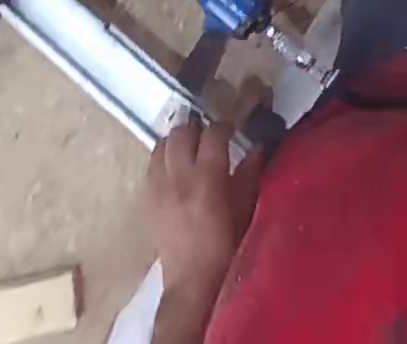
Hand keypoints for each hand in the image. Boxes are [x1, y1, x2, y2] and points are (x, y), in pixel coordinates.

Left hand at [146, 119, 263, 308]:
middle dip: (197, 129)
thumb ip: (250, 170)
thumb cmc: (227, 242)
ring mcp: (159, 188)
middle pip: (181, 133)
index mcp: (207, 178)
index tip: (233, 130)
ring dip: (177, 141)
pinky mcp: (148, 200)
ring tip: (191, 148)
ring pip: (162, 146)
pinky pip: (152, 165)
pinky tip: (176, 167)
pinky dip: (164, 157)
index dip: (225, 126)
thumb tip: (258, 145)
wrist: (194, 280)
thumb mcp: (246, 205)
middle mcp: (179, 178)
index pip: (213, 133)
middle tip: (210, 137)